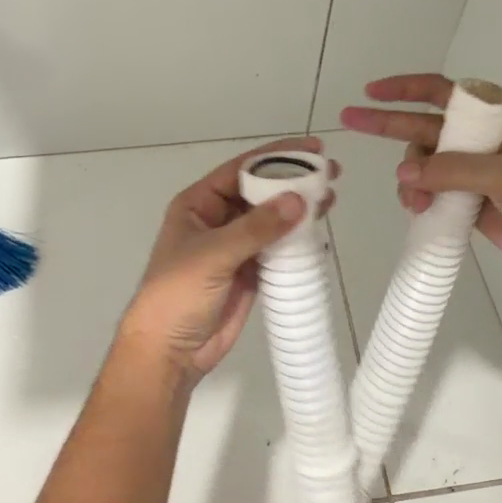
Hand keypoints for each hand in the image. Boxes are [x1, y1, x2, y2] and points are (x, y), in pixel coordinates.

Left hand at [118, 137, 336, 384]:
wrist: (169, 354)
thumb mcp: (213, 255)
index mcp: (199, 204)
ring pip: (272, 217)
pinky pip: (277, 245)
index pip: (241, 170)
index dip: (276, 157)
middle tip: (331, 171)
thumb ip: (256, 227)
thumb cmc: (177, 294)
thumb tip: (299, 199)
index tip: (312, 149)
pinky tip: (320, 229)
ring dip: (300, 207)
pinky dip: (298, 237)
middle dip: (293, 179)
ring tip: (332, 196)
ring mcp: (235, 245)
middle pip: (260, 190)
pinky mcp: (250, 271)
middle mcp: (218, 218)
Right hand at [341, 74, 501, 280]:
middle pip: (421, 126)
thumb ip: (453, 170)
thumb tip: (406, 173)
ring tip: (414, 201)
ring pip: (420, 163)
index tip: (372, 91)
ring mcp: (468, 172)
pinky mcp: (465, 201)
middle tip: (349, 120)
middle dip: (385, 123)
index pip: (440, 92)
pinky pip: (429, 191)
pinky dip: (418, 197)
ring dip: (410, 177)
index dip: (405, 88)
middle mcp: (473, 141)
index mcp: (488, 122)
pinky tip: (418, 209)